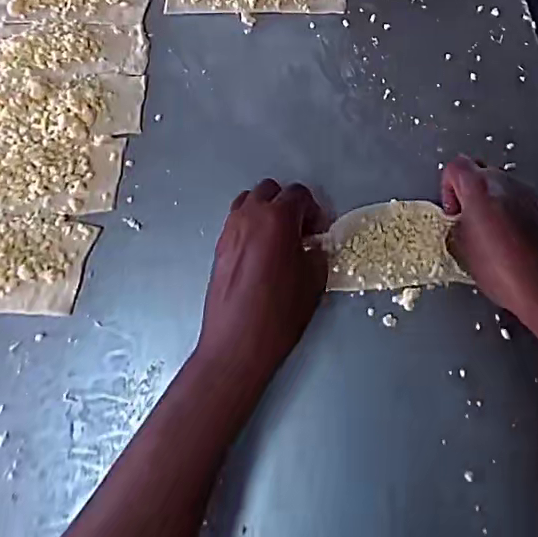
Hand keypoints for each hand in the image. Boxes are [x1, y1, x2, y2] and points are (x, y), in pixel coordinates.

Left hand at [194, 180, 327, 381]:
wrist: (237, 345)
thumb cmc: (279, 313)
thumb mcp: (314, 280)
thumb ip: (317, 252)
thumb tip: (313, 246)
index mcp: (278, 218)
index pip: (299, 194)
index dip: (314, 210)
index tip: (319, 230)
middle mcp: (250, 216)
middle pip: (271, 190)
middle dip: (288, 205)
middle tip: (300, 229)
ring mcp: (230, 230)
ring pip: (249, 202)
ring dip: (266, 212)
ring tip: (278, 238)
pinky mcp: (219, 248)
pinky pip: (237, 223)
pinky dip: (251, 227)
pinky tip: (261, 253)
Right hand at [440, 157, 537, 326]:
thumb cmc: (503, 270)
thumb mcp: (462, 248)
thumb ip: (458, 223)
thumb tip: (461, 223)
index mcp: (478, 187)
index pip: (455, 166)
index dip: (448, 187)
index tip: (452, 210)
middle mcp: (504, 182)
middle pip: (480, 172)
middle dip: (470, 194)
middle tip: (466, 220)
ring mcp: (526, 193)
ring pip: (500, 186)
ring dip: (492, 203)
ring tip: (489, 235)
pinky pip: (519, 200)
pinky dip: (510, 212)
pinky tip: (509, 240)